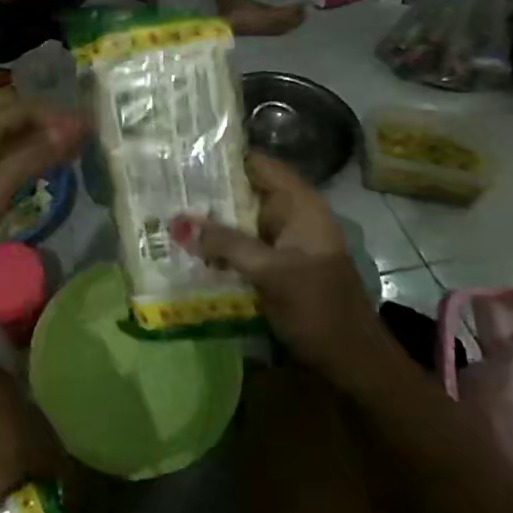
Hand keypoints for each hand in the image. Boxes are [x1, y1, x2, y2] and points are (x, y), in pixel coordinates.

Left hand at [0, 105, 86, 280]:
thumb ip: (36, 153)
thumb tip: (73, 127)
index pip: (24, 109)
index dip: (58, 115)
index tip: (90, 125)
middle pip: (14, 122)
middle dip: (50, 127)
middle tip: (84, 140)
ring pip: (7, 143)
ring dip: (38, 145)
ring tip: (68, 155)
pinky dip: (23, 162)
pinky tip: (37, 174)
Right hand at [173, 154, 375, 373]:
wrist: (350, 357)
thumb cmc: (318, 307)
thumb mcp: (271, 272)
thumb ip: (227, 244)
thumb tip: (181, 222)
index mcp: (300, 204)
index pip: (259, 165)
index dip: (224, 157)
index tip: (183, 155)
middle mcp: (292, 216)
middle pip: (246, 192)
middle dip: (209, 192)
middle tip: (163, 188)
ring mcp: (284, 243)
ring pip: (242, 222)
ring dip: (211, 223)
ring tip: (166, 215)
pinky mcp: (276, 268)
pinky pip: (243, 249)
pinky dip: (221, 249)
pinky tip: (188, 251)